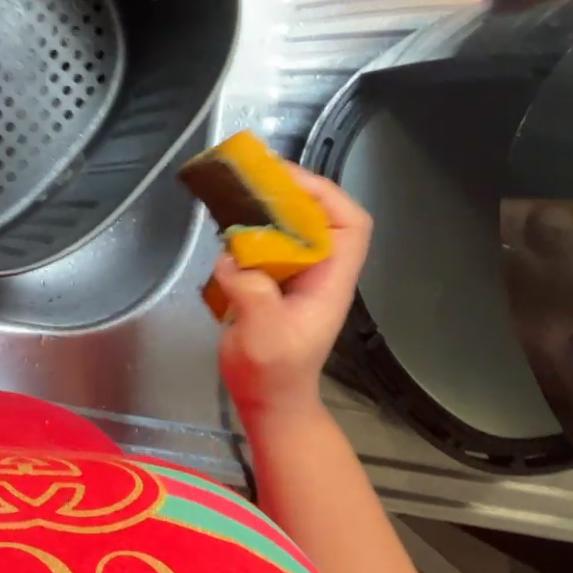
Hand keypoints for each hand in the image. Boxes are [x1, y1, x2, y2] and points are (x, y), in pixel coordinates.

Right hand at [213, 164, 370, 422]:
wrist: (267, 400)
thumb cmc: (273, 374)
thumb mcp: (265, 339)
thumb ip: (254, 299)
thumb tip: (234, 260)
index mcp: (329, 281)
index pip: (349, 224)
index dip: (323, 194)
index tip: (282, 180)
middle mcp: (316, 270)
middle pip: (320, 214)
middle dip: (290, 187)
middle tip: (251, 173)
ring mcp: (293, 273)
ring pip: (291, 223)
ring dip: (266, 200)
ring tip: (235, 186)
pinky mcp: (269, 277)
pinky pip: (264, 238)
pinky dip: (246, 221)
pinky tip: (223, 217)